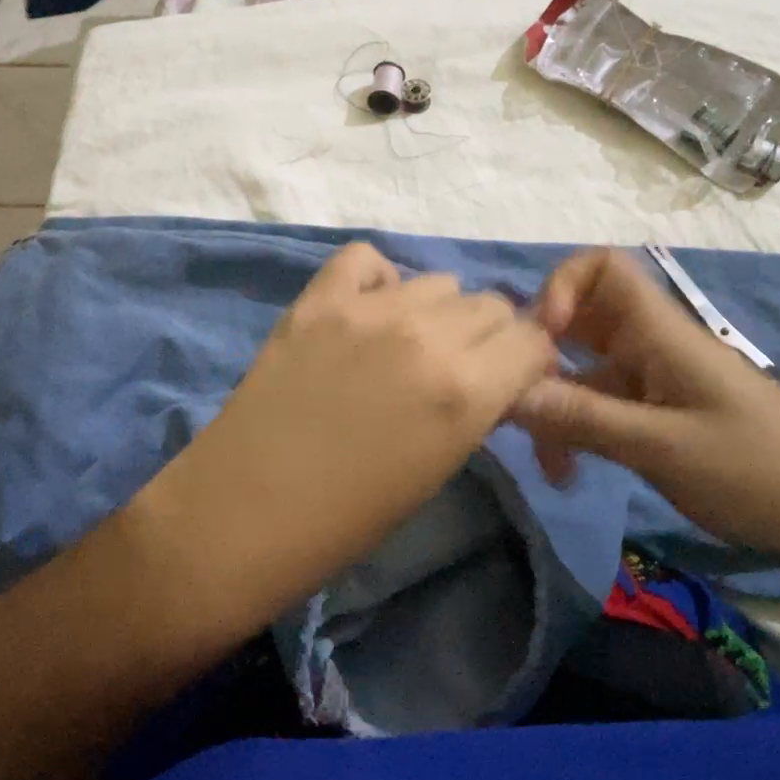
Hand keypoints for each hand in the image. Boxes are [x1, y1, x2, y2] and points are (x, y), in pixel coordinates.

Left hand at [125, 242, 557, 622]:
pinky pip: (367, 260)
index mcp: (466, 390)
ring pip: (439, 282)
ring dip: (438, 313)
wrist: (246, 511)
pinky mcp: (317, 300)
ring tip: (407, 348)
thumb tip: (489, 379)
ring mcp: (368, 309)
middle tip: (457, 371)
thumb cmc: (349, 519)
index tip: (508, 383)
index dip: (525, 363)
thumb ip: (474, 409)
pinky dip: (378, 282)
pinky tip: (367, 315)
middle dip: (488, 339)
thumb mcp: (439, 467)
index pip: (533, 341)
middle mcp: (428, 335)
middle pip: (491, 306)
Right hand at [511, 249, 779, 566]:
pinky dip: (579, 432)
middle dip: (541, 361)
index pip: (604, 268)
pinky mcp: (662, 420)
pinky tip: (569, 474)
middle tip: (517, 410)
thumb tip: (508, 391)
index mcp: (662, 334)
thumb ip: (584, 418)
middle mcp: (654, 348)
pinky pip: (604, 410)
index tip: (537, 340)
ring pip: (585, 375)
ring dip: (556, 409)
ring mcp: (658, 385)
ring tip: (547, 467)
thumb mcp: (664, 449)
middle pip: (580, 324)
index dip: (560, 287)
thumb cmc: (762, 473)